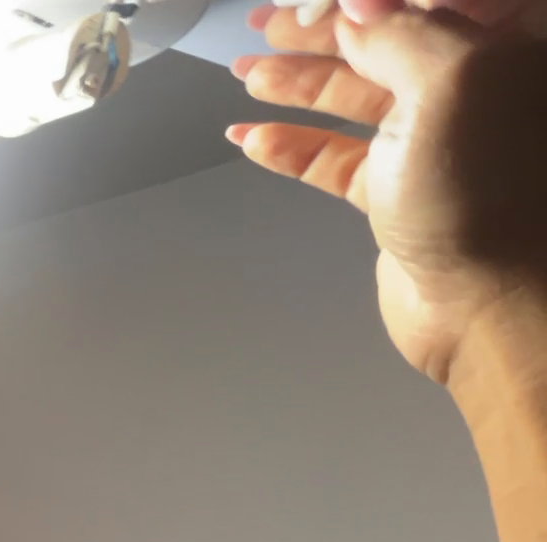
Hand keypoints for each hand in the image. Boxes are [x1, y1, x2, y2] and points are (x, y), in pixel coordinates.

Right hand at [228, 5, 546, 385]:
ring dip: (296, 84)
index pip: (427, 1)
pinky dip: (290, 146)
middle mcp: (480, 81)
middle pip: (386, 40)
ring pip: (355, 96)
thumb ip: (403, 32)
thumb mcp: (456, 82)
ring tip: (244, 72)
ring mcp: (435, 137)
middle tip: (263, 21)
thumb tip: (355, 5)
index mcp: (513, 42)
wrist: (489, 295)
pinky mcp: (396, 188)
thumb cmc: (489, 190)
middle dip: (322, 29)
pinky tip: (251, 138)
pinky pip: (334, 156)